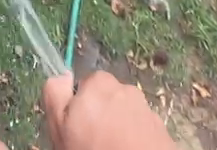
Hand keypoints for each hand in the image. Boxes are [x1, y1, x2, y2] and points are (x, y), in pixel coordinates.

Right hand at [43, 71, 177, 149]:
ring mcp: (144, 105)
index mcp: (98, 81)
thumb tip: (62, 74)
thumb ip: (55, 94)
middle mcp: (123, 87)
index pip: (82, 87)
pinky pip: (140, 127)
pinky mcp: (160, 125)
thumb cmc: (94, 149)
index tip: (78, 129)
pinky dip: (135, 136)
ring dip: (119, 125)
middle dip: (101, 115)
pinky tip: (129, 148)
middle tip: (95, 140)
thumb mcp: (61, 125)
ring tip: (113, 146)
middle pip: (105, 99)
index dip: (78, 109)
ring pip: (123, 113)